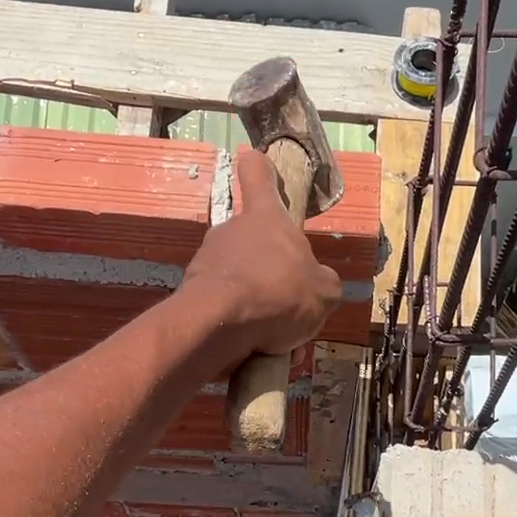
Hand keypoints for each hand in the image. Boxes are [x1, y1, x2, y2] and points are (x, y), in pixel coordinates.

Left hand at [180, 149, 342, 370]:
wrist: (221, 323)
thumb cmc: (279, 293)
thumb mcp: (324, 292)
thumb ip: (323, 283)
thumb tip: (320, 283)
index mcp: (266, 218)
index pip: (258, 174)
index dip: (261, 169)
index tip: (260, 166)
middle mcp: (231, 230)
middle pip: (252, 242)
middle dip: (270, 272)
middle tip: (289, 305)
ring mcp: (207, 261)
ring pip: (240, 281)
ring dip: (258, 306)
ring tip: (277, 340)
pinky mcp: (193, 293)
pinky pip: (225, 308)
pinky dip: (241, 326)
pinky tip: (256, 350)